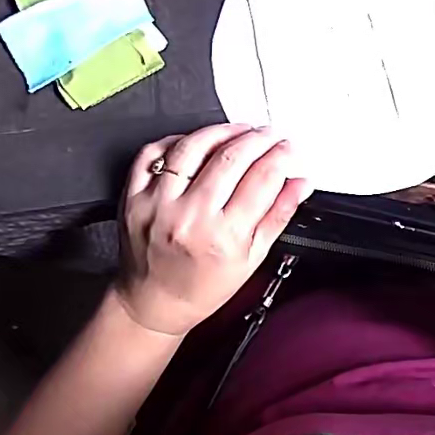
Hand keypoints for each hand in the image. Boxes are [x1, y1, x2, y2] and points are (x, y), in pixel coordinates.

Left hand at [114, 124, 313, 336]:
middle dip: (260, 138)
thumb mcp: (253, 257)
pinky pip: (154, 152)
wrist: (153, 303)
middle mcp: (190, 217)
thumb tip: (300, 184)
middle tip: (271, 136)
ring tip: (241, 131)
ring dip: (224, 131)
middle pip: (233, 156)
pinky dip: (179, 139)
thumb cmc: (202, 286)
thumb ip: (278, 215)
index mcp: (224, 236)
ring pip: (194, 146)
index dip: (283, 155)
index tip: (289, 149)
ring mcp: (158, 204)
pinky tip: (199, 142)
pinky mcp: (134, 196)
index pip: (263, 178)